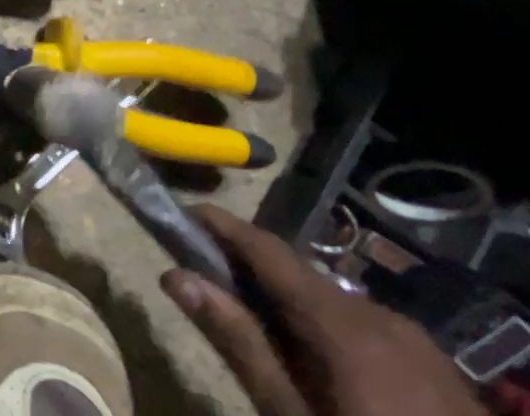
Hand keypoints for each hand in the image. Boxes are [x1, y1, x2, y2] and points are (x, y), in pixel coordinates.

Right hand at [162, 205, 486, 415]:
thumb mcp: (290, 410)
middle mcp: (378, 313)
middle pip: (297, 273)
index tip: (177, 212)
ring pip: (328, 297)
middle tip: (198, 273)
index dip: (221, 226)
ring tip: (247, 317)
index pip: (268, 250)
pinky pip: (360, 321)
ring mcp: (412, 337)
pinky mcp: (432, 360)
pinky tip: (306, 351)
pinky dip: (319, 320)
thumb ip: (238, 342)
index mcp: (341, 322)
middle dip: (246, 266)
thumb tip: (175, 276)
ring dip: (283, 296)